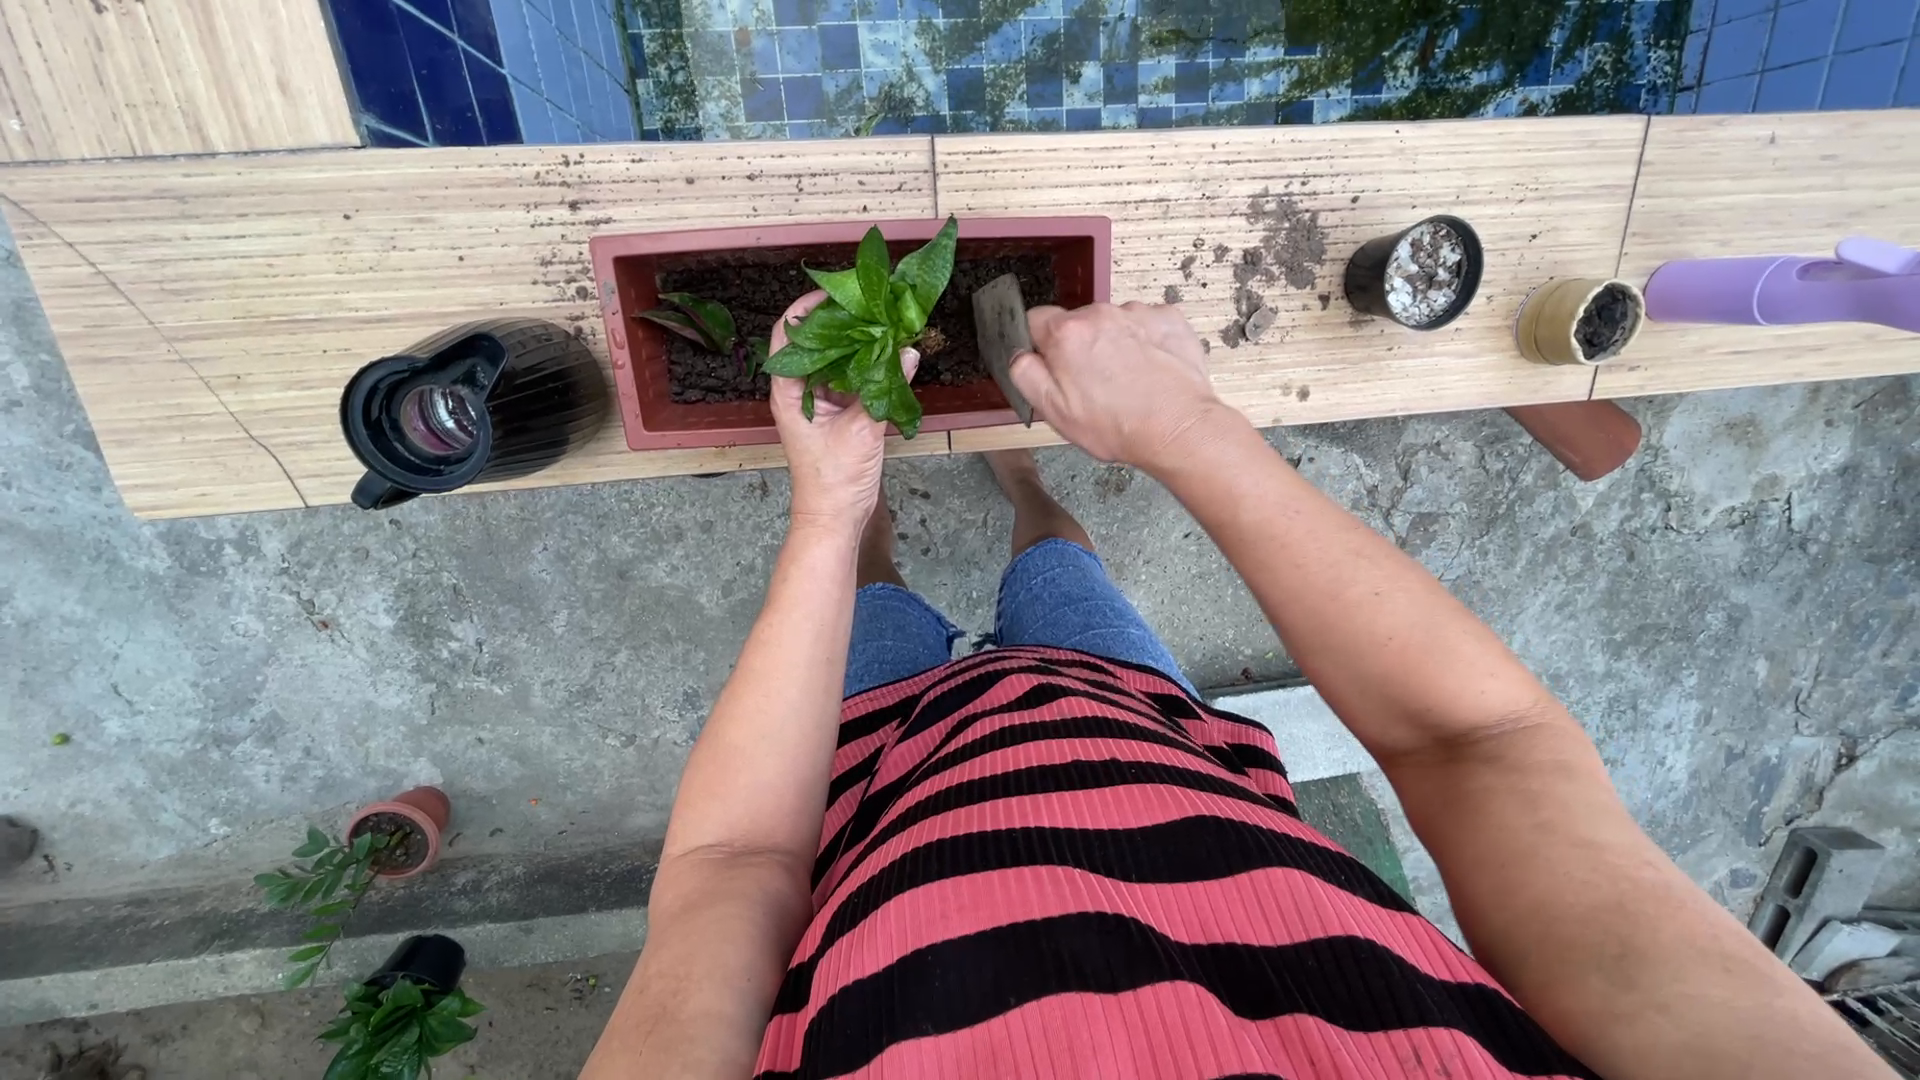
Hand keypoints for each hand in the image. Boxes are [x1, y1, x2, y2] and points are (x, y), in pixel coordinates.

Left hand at [768, 291, 918, 538]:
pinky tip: (893, 356)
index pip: (788, 336)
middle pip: (816, 344)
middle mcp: (802, 392)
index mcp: (790, 392)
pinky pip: (854, 383)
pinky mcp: (841, 416)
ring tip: (884, 323)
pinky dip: (871, 369)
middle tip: (869, 303)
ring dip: (859, 345)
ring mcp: (822, 404)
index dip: (806, 310)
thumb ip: (884, 389)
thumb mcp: (861, 430)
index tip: (834, 293)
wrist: (835, 518)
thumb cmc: (833, 480)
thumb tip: (908, 353)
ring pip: (838, 363)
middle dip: (841, 323)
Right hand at [1011, 301, 1228, 470]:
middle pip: (1076, 323)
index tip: (1052, 366)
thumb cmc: (1119, 426)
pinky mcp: (1166, 319)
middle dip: (1079, 348)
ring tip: (1126, 381)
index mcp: (1066, 334)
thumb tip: (1019, 354)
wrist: (1177, 428)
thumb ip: (1026, 375)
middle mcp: (1099, 314)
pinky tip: (1148, 371)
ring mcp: (1136, 314)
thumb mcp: (1053, 412)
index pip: (1035, 320)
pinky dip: (1144, 342)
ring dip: (1113, 345)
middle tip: (1093, 385)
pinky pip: (1145, 324)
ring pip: (1112, 324)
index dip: (1040, 346)